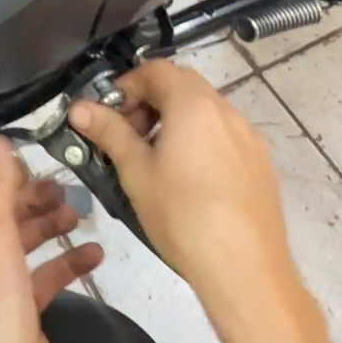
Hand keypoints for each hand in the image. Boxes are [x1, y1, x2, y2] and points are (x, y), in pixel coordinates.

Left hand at [0, 136, 103, 342]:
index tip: (36, 161)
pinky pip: (48, 274)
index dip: (5, 176)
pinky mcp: (25, 307)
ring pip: (28, 242)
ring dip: (51, 225)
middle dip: (33, 198)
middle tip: (65, 186)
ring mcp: (0, 283)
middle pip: (6, 214)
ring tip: (80, 213)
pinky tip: (95, 253)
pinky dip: (68, 261)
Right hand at [67, 60, 303, 342]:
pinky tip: (190, 182)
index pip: (156, 70)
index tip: (110, 117)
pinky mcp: (262, 164)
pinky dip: (200, 141)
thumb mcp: (135, 172)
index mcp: (194, 105)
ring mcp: (249, 138)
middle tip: (130, 138)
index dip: (127, 86)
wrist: (246, 272)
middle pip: (182, 86)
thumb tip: (79, 108)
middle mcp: (226, 111)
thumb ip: (109, 133)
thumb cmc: (182, 217)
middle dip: (150, 102)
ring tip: (155, 162)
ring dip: (175, 122)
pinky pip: (224, 136)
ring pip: (205, 111)